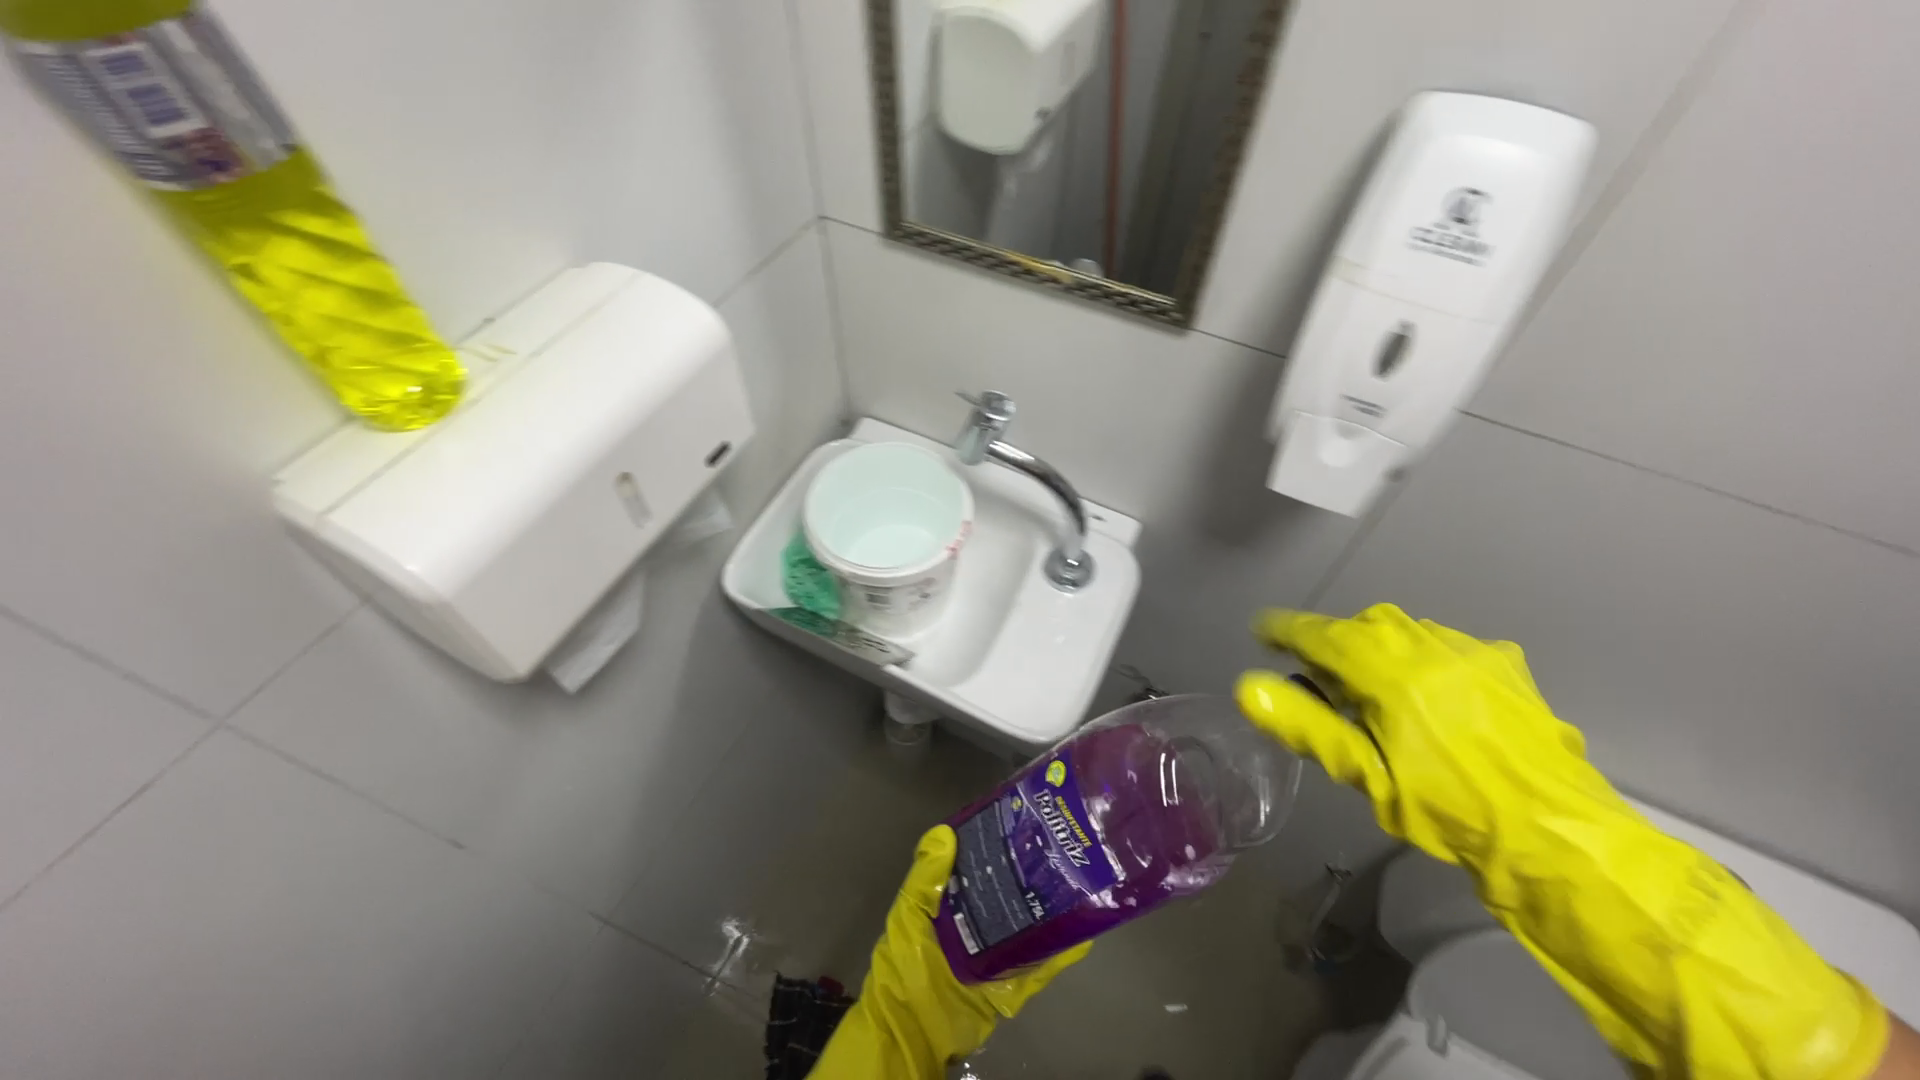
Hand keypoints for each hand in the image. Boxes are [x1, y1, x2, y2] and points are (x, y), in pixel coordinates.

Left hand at [810, 826, 1087, 1077]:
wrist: (912, 1030)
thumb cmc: (905, 964)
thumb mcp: (909, 913)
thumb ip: (926, 877)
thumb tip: (946, 832)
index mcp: (954, 902)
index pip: (981, 868)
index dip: (1000, 847)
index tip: (1024, 822)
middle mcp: (980, 923)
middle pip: (1013, 894)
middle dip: (1035, 875)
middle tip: (1063, 850)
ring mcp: (1000, 954)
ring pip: (1033, 926)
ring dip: (1053, 910)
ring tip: (1081, 882)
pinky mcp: (1013, 984)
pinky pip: (1042, 966)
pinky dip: (1062, 952)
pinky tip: (1083, 934)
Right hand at [1237, 604, 1889, 1079]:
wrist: (1555, 833)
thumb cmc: (1446, 809)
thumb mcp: (1363, 776)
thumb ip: (1305, 725)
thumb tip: (1247, 687)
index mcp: (1385, 668)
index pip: (1318, 634)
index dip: (1284, 631)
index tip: (1262, 633)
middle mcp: (1425, 643)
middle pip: (1361, 625)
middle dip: (1334, 643)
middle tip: (1321, 681)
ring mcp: (1470, 649)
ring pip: (1404, 631)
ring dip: (1377, 649)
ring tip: (1376, 692)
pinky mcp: (1504, 664)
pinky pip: (1445, 645)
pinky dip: (1420, 659)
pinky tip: (1430, 698)